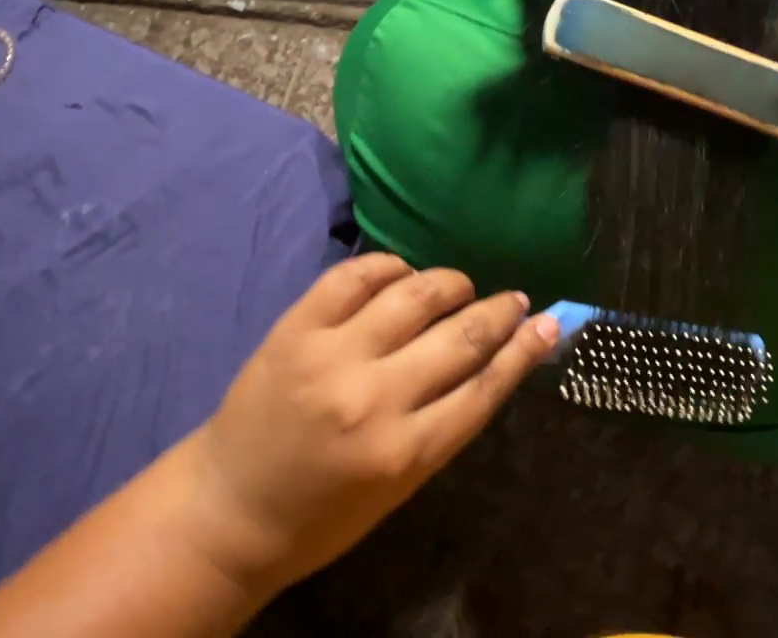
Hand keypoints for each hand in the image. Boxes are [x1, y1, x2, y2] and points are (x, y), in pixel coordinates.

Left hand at [190, 254, 558, 588]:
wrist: (228, 509)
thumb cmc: (325, 511)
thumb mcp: (401, 483)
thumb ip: (448, 422)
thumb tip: (498, 361)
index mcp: (406, 453)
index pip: (485, 386)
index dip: (525, 349)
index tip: (549, 321)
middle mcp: (374, 400)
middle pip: (461, 336)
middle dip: (499, 311)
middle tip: (513, 300)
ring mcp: (331, 358)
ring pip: (415, 296)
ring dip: (450, 283)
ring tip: (459, 287)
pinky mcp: (295, 329)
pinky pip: (355, 277)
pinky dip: (389, 267)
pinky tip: (403, 274)